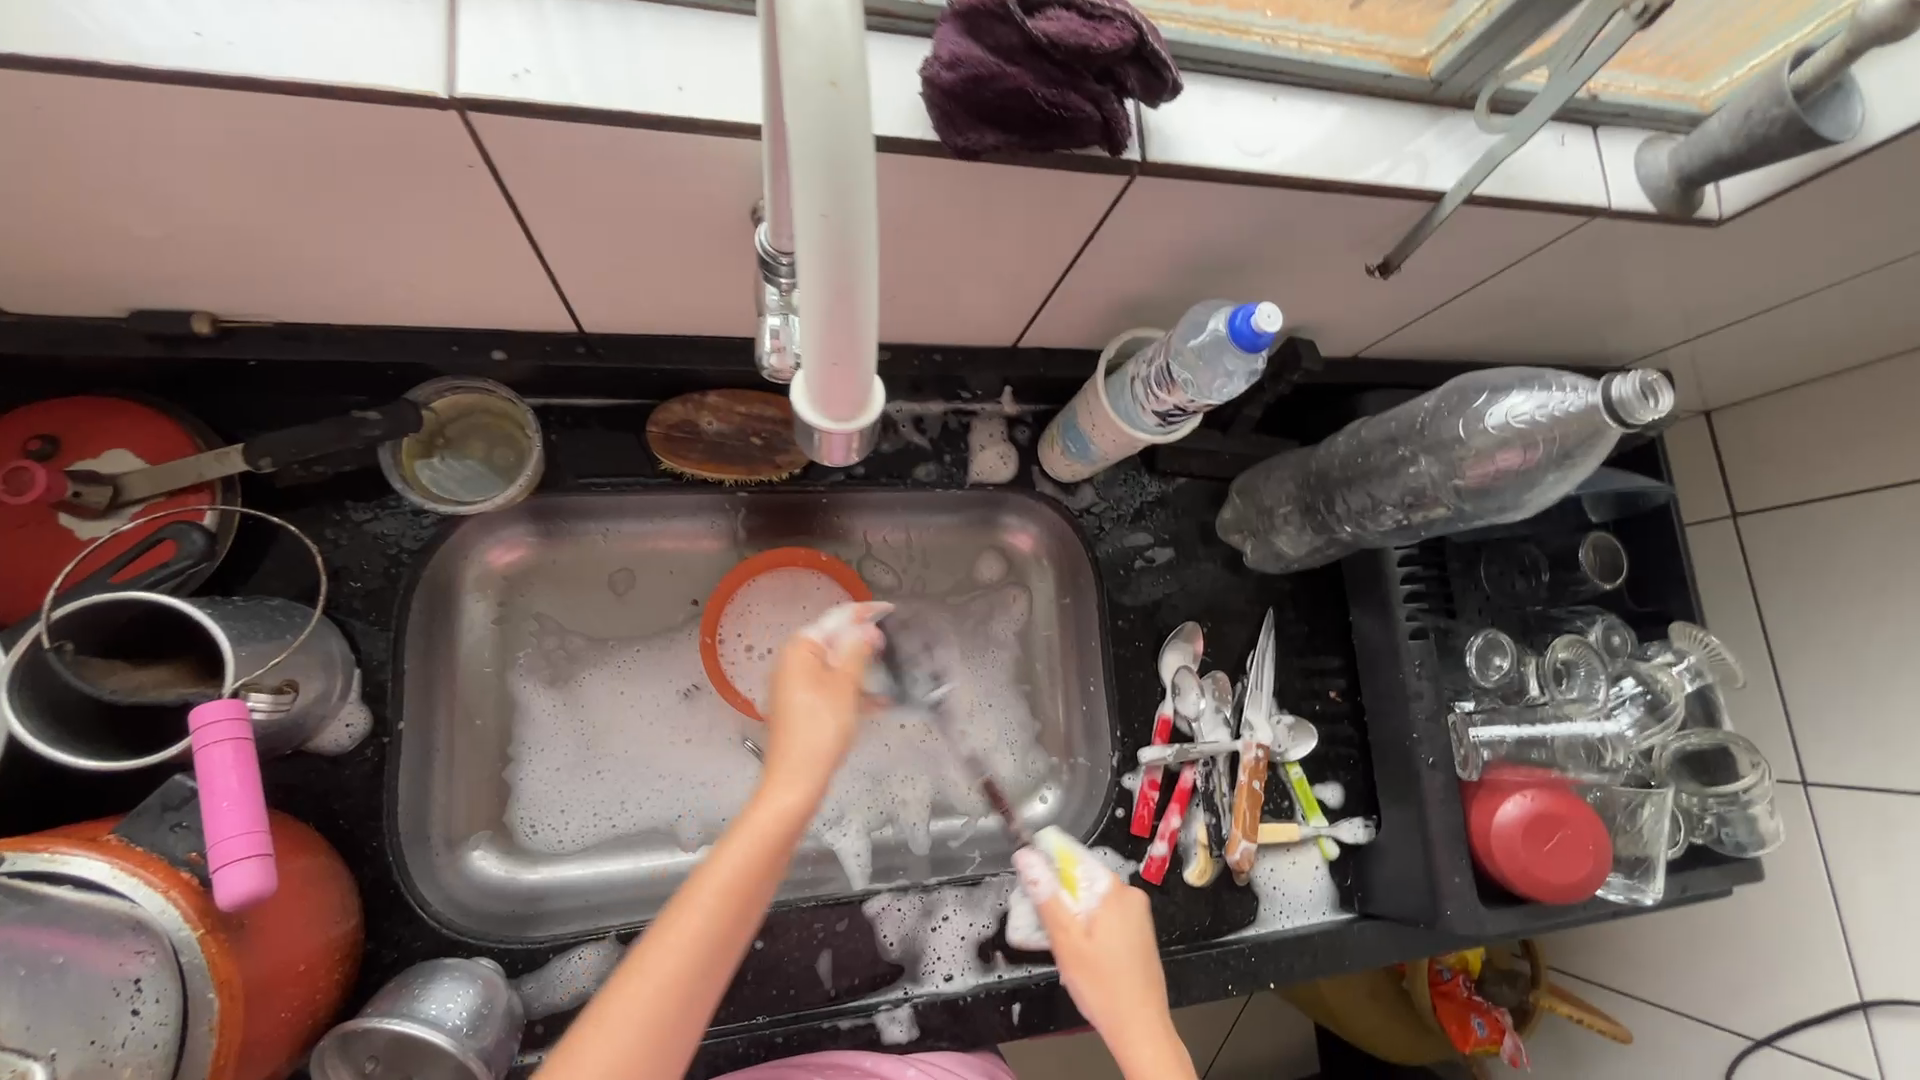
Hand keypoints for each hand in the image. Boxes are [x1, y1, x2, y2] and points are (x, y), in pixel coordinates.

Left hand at [761, 601, 890, 798]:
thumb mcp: (846, 684)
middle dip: (863, 643)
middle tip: (891, 644)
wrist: (796, 779)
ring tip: (889, 673)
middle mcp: (793, 662)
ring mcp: (795, 685)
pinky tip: (878, 703)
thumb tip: (867, 628)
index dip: (864, 612)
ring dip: (861, 669)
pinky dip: (852, 691)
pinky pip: (830, 688)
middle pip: (834, 642)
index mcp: (800, 649)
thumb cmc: (821, 727)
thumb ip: (858, 650)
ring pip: (834, 667)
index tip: (889, 609)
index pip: (836, 618)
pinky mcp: (801, 706)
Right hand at [1013, 848, 1194, 1079]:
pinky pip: (1107, 918)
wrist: (1141, 1031)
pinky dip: (1090, 930)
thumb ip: (1045, 895)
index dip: (1049, 870)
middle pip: (1083, 882)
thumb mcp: (1065, 940)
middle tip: (1048, 931)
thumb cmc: (1102, 987)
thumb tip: (1026, 857)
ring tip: (1065, 949)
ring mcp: (1138, 916)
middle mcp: (1131, 896)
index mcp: (1115, 890)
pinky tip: (1083, 957)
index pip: (1075, 859)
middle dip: (1062, 902)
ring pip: (1093, 903)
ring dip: (1074, 919)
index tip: (1032, 890)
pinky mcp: (1140, 934)